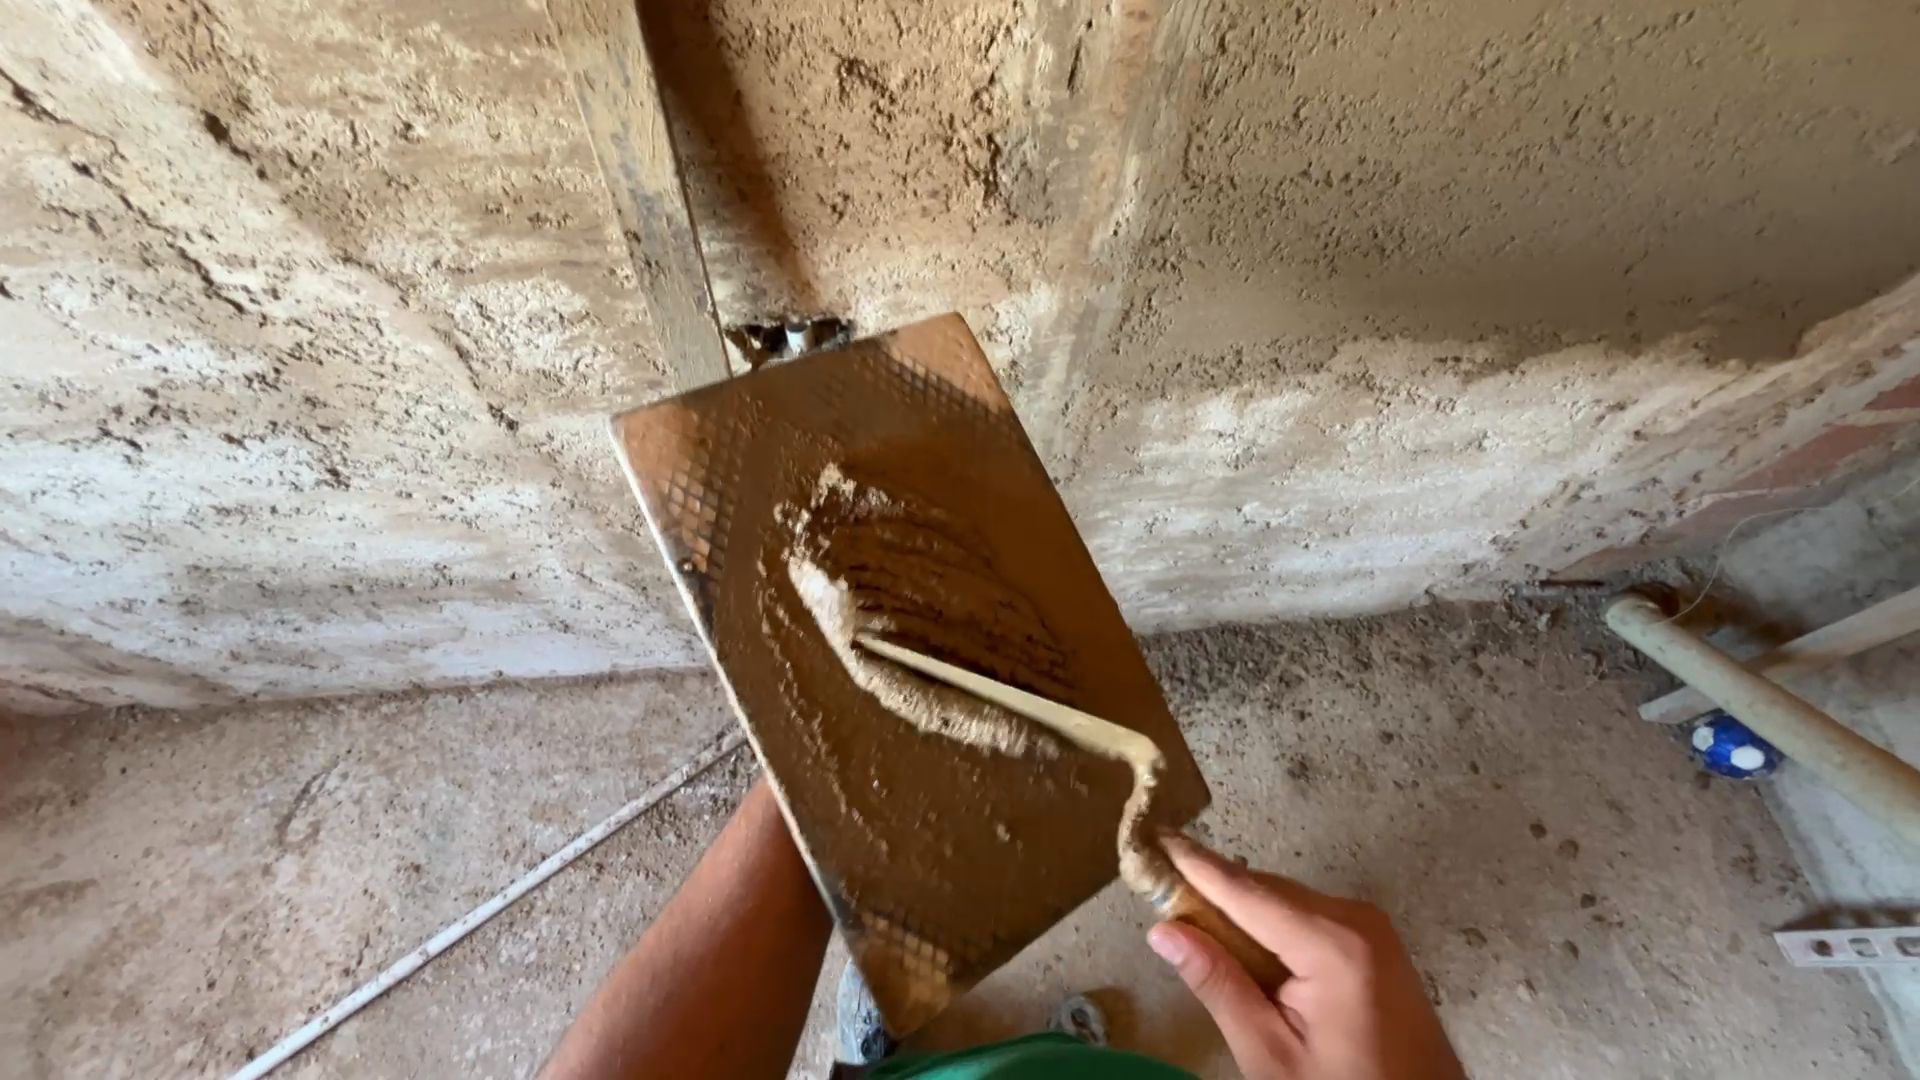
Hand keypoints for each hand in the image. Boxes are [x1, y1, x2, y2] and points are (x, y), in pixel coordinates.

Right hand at [1147, 834, 1465, 1079]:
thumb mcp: (1272, 1057)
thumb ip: (1218, 985)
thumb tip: (1162, 931)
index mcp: (1333, 945)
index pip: (1244, 890)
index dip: (1194, 862)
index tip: (1155, 833)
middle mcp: (1355, 918)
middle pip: (1263, 890)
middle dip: (1212, 889)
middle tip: (1160, 889)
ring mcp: (1371, 926)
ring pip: (1282, 899)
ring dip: (1238, 908)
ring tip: (1192, 917)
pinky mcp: (1375, 940)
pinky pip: (1306, 914)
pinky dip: (1269, 923)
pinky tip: (1243, 941)